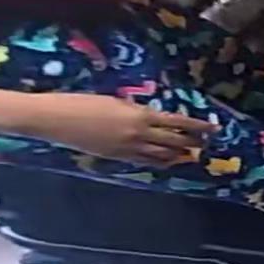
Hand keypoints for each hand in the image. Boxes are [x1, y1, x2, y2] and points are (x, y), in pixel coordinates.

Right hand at [21, 93, 216, 166]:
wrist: (48, 117)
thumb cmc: (79, 102)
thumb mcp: (115, 101)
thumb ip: (138, 111)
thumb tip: (156, 117)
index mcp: (140, 115)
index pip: (179, 122)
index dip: (199, 126)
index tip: (215, 128)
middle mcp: (139, 132)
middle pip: (177, 140)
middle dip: (194, 141)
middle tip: (206, 142)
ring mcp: (129, 147)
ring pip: (165, 154)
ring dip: (181, 154)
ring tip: (192, 154)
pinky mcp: (118, 156)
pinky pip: (146, 162)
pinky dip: (162, 162)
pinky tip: (170, 161)